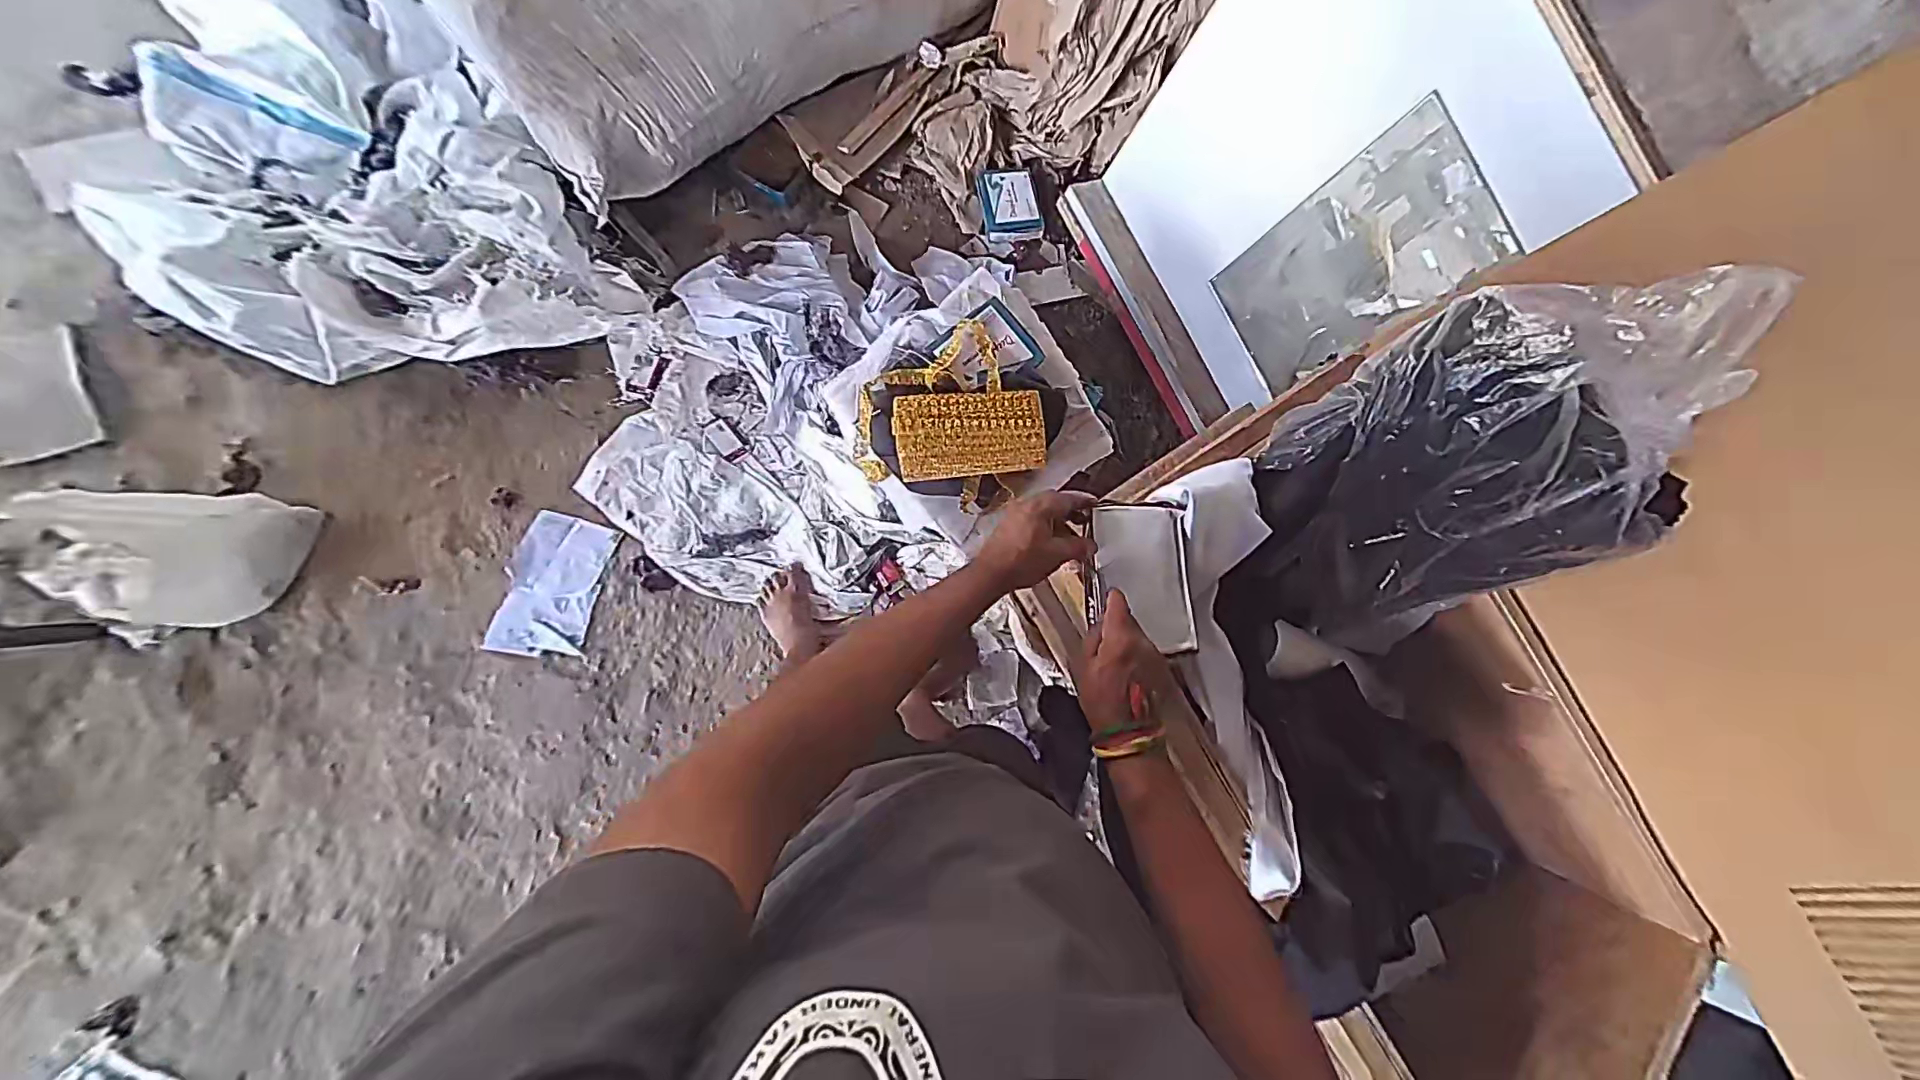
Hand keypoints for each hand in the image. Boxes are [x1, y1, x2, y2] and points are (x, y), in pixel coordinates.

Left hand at [975, 491, 1094, 590]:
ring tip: (1068, 537)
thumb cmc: (1018, 562)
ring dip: (1057, 521)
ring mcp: (1014, 514)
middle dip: (1070, 512)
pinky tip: (1049, 542)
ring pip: (1042, 511)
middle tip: (1083, 520)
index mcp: (1040, 506)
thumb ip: (1078, 547)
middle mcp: (1025, 505)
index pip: (1069, 498)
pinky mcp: (1007, 525)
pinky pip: (1031, 519)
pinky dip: (1043, 526)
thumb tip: (1088, 546)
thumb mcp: (1057, 554)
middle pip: (1054, 502)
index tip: (1093, 503)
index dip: (1084, 501)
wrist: (992, 573)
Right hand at [1081, 590, 1179, 736]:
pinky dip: (1134, 657)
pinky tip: (1123, 674)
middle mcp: (1142, 643)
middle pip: (1128, 620)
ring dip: (1125, 643)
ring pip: (1137, 637)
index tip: (1104, 599)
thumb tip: (1098, 625)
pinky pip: (1144, 653)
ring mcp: (1154, 656)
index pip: (1118, 603)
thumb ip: (1091, 638)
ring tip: (1111, 664)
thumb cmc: (1103, 704)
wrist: (1128, 732)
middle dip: (1115, 627)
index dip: (1109, 599)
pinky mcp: (1161, 668)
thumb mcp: (1082, 667)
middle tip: (1100, 644)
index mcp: (1121, 639)